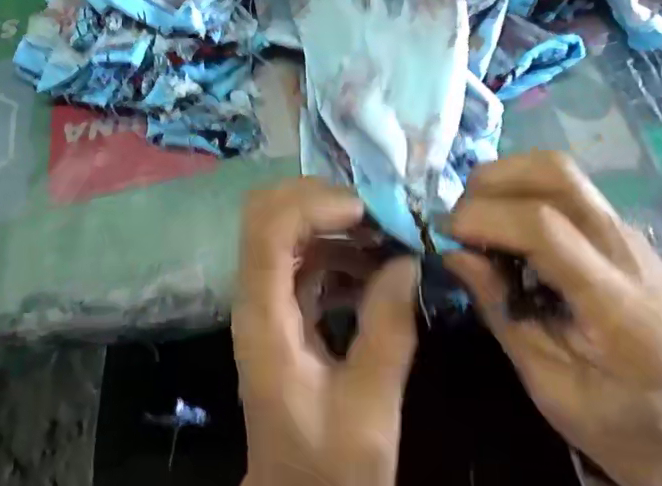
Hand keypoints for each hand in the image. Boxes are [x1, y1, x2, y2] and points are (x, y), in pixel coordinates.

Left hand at [233, 179, 420, 485]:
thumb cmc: (330, 466)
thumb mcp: (370, 408)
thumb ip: (387, 330)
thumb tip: (407, 260)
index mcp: (262, 317)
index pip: (267, 230)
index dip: (312, 205)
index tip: (366, 212)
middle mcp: (254, 296)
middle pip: (265, 214)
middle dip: (317, 201)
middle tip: (375, 214)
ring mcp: (265, 300)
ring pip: (284, 231)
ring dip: (331, 224)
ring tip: (386, 237)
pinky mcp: (281, 311)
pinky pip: (301, 260)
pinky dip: (335, 251)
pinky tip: (376, 267)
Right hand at [443, 153, 661, 485]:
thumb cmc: (607, 416)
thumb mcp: (544, 381)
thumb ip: (499, 309)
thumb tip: (453, 252)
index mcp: (618, 306)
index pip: (546, 227)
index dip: (485, 217)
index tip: (446, 233)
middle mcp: (630, 254)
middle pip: (556, 175)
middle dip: (491, 183)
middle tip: (459, 219)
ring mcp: (630, 235)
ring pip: (558, 169)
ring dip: (504, 178)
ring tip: (477, 214)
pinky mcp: (619, 229)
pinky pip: (563, 186)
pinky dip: (520, 189)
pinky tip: (505, 224)